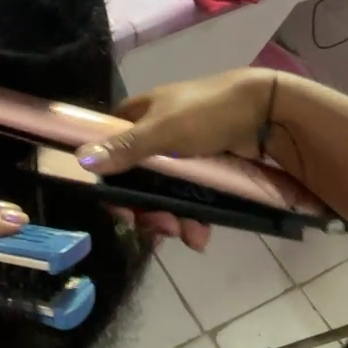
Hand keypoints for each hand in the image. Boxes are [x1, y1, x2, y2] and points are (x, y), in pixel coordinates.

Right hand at [79, 69, 322, 237]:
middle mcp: (155, 138)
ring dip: (170, 220)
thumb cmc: (206, 113)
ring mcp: (182, 158)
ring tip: (186, 234)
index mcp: (137, 118)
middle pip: (135, 181)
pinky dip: (193, 220)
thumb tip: (80, 159)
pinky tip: (201, 235)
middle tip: (156, 226)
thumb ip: (124, 148)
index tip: (117, 206)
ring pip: (163, 196)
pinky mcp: (207, 174)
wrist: (267, 112)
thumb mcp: (162, 131)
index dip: (107, 179)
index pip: (108, 149)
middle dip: (144, 209)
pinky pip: (191, 202)